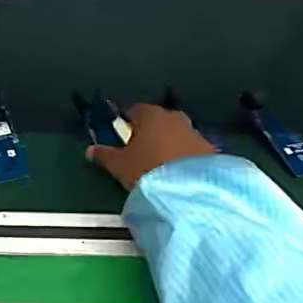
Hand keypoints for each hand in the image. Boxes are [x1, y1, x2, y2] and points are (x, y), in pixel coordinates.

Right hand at [86, 103, 216, 192]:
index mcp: (151, 114)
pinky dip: (185, 159)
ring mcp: (196, 133)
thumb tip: (91, 150)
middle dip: (148, 134)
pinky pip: (192, 151)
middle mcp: (175, 117)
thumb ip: (104, 154)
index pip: (133, 110)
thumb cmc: (149, 171)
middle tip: (138, 154)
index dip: (125, 122)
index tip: (120, 136)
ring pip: (176, 135)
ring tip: (159, 168)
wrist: (193, 192)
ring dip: (168, 146)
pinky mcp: (211, 152)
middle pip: (157, 121)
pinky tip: (179, 175)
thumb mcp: (119, 165)